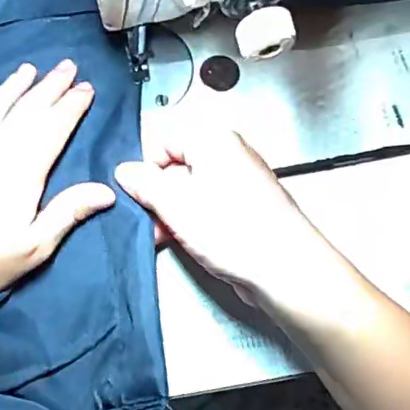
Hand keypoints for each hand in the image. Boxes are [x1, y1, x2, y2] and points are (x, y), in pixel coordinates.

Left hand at [0, 60, 116, 313]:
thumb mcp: (36, 244)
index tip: (86, 88)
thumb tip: (107, 191)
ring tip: (25, 71)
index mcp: (22, 170)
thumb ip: (69, 212)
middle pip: (25, 110)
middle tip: (66, 67)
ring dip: (9, 88)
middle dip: (49, 87)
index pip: (53, 128)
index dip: (71, 106)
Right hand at [113, 117, 338, 304]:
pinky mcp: (246, 211)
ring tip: (168, 237)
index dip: (146, 169)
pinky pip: (209, 210)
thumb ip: (144, 183)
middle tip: (150, 220)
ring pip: (191, 192)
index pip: (163, 141)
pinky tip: (188, 243)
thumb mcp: (174, 203)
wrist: (283, 269)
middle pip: (177, 168)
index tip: (136, 195)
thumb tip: (125, 172)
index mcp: (214, 140)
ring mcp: (240, 184)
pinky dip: (194, 224)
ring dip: (174, 214)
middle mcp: (230, 156)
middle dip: (159, 196)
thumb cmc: (236, 231)